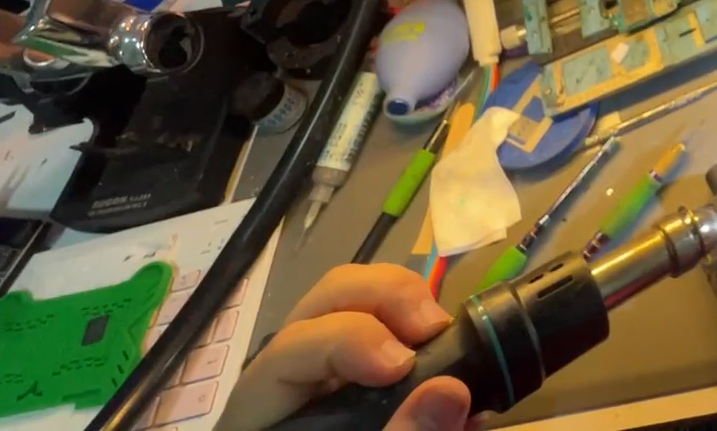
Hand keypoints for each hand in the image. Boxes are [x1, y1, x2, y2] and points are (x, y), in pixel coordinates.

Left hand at [220, 264, 471, 430]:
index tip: (404, 366)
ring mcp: (325, 382)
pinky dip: (426, 332)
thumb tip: (452, 392)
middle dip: (389, 298)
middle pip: (327, 300)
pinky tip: (458, 364)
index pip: (291, 351)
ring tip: (446, 338)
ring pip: (360, 302)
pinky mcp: (363, 386)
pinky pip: (393, 330)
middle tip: (436, 329)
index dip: (350, 340)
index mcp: (258, 424)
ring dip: (409, 306)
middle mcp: (285, 389)